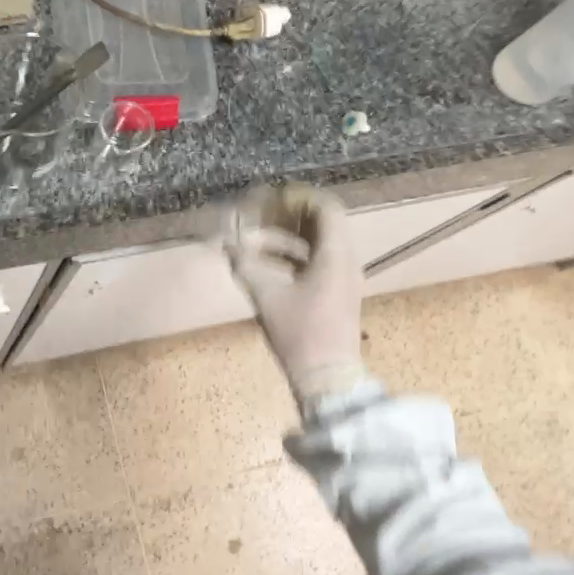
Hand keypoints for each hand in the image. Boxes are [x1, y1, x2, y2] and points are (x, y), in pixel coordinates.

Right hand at [225, 186, 367, 400]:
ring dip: (286, 239)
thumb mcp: (267, 296)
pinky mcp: (336, 294)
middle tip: (257, 218)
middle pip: (322, 224)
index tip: (269, 200)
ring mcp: (343, 278)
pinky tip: (264, 267)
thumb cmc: (300, 332)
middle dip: (287, 218)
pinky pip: (316, 263)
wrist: (327, 376)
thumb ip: (246, 265)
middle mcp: (346, 260)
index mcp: (336, 254)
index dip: (298, 199)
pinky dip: (292, 258)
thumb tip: (227, 244)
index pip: (326, 208)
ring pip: (317, 245)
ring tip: (253, 244)